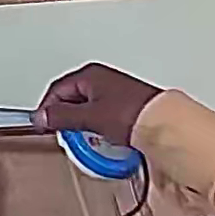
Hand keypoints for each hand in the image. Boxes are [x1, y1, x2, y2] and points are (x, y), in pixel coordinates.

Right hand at [38, 63, 163, 145]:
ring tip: (92, 141)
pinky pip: (104, 118)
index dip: (47, 108)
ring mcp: (116, 94)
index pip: (57, 89)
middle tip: (69, 135)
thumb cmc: (135, 113)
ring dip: (86, 127)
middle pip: (72, 100)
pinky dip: (101, 130)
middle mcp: (103, 80)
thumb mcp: (90, 117)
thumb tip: (42, 116)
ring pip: (89, 111)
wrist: (173, 127)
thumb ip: (61, 116)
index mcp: (89, 74)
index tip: (43, 124)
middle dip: (69, 119)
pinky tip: (108, 141)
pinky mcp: (129, 108)